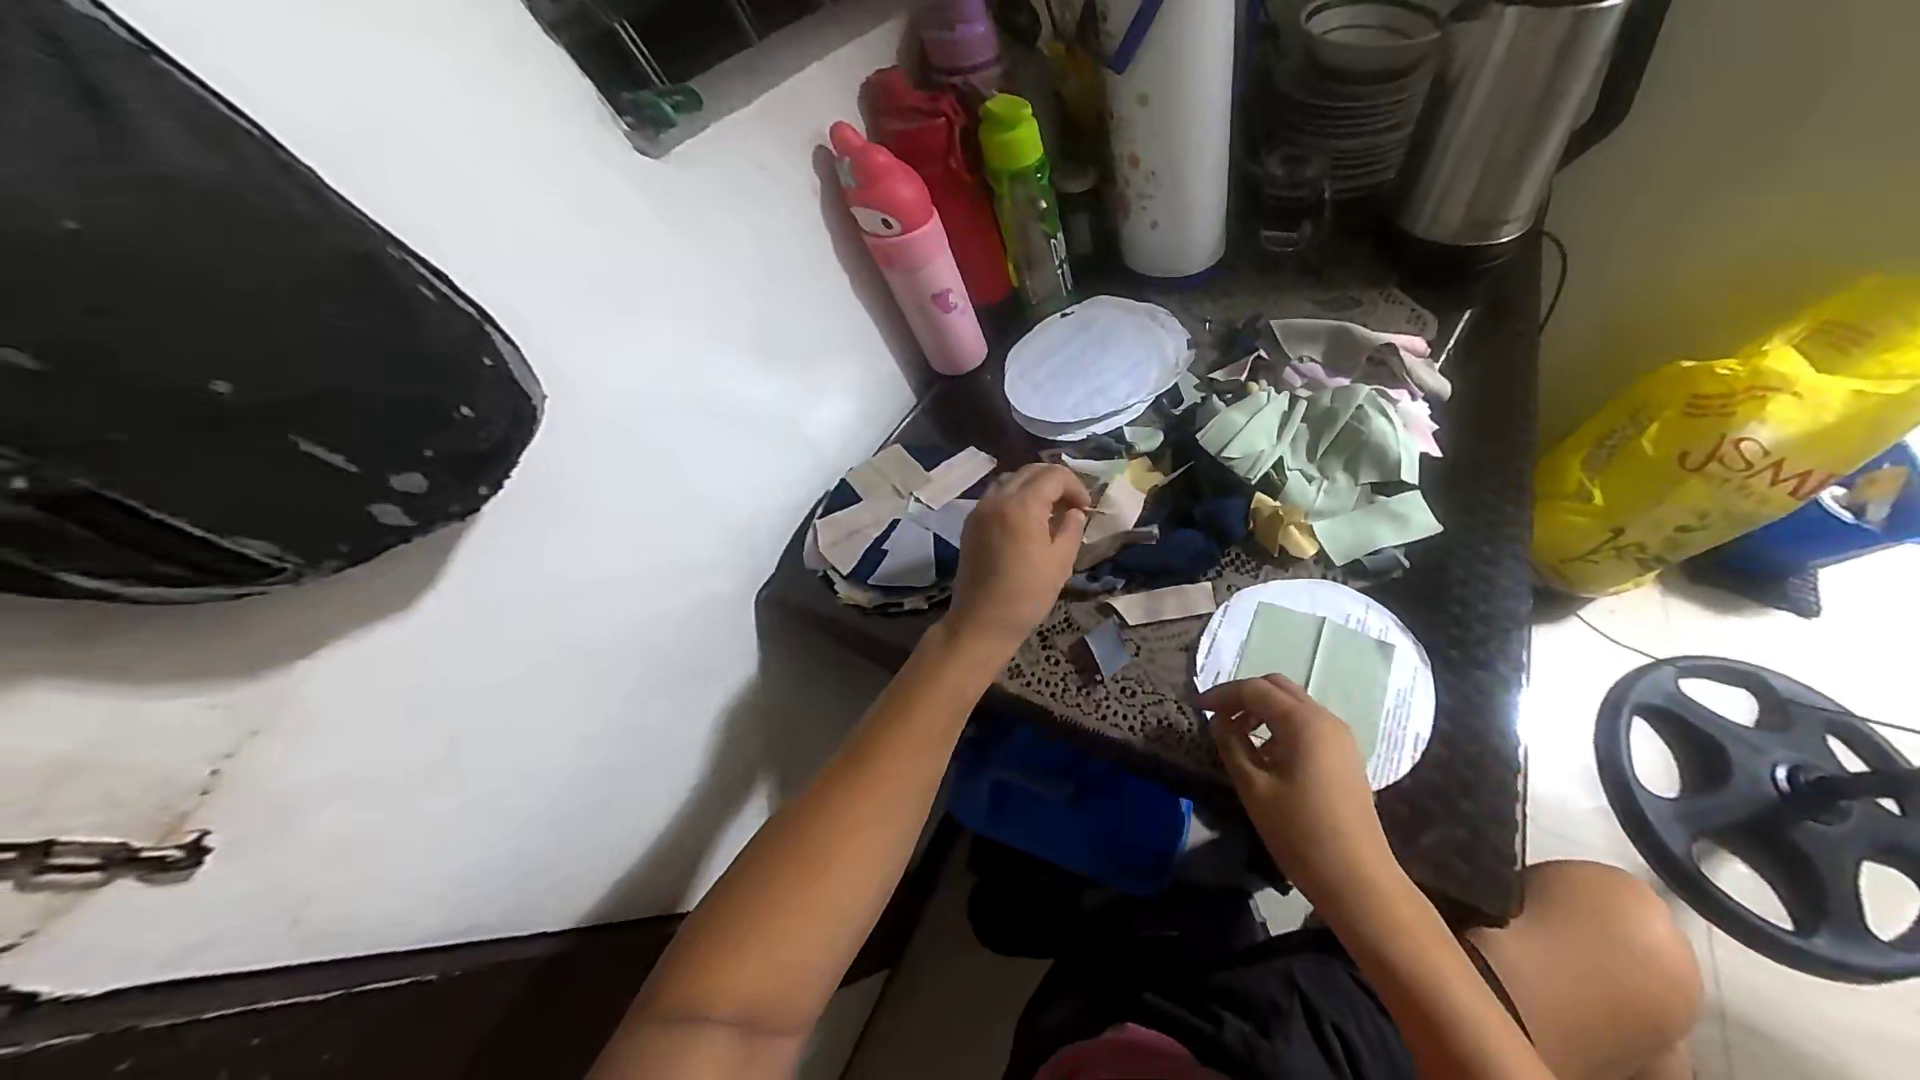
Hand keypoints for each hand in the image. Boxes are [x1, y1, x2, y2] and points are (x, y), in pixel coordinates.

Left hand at [945, 463, 1090, 655]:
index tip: (1086, 508)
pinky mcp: (971, 524)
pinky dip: (1015, 498)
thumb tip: (1075, 511)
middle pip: (1030, 472)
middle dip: (1056, 482)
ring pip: (1011, 481)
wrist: (981, 621)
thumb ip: (1071, 528)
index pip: (1053, 475)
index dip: (1075, 486)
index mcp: (1021, 506)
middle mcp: (996, 499)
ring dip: (1034, 488)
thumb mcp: (1061, 561)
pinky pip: (996, 497)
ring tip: (1050, 512)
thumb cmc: (1027, 595)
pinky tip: (1027, 522)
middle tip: (1072, 506)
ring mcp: (979, 510)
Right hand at [1202, 675, 1395, 898]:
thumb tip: (1220, 721)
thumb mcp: (1253, 787)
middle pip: (1278, 687)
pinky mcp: (1345, 755)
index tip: (1196, 707)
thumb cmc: (1299, 832)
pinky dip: (1281, 725)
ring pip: (1294, 704)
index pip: (1255, 689)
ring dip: (1262, 709)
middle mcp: (1326, 719)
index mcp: (1304, 722)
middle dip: (1243, 695)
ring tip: (1236, 734)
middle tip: (1216, 715)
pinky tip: (1265, 752)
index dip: (1222, 694)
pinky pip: (1307, 724)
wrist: (1357, 879)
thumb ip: (1231, 744)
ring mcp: (1340, 737)